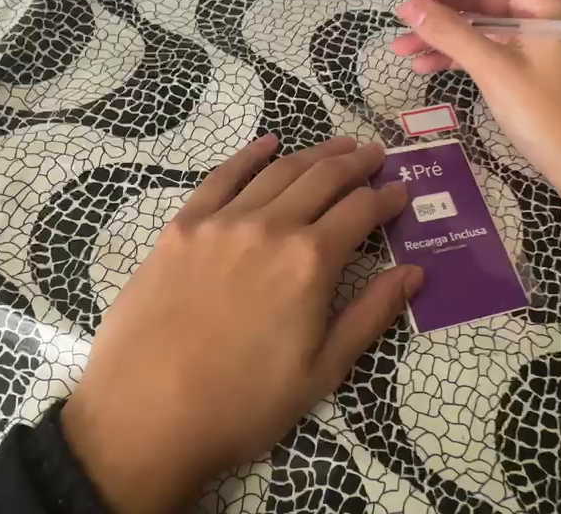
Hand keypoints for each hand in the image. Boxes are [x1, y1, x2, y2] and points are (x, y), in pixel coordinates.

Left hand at [61, 136, 418, 513]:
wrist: (144, 416)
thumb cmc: (242, 404)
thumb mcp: (322, 371)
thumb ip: (371, 314)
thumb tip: (415, 271)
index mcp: (311, 261)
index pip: (361, 211)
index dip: (386, 198)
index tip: (400, 191)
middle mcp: (272, 225)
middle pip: (324, 178)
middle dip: (357, 163)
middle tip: (375, 155)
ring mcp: (224, 219)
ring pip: (280, 170)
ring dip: (315, 153)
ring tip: (338, 145)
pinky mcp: (184, 224)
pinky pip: (223, 176)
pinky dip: (251, 154)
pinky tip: (268, 143)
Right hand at [391, 0, 560, 245]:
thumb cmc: (548, 115)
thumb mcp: (495, 70)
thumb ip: (451, 34)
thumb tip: (409, 7)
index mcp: (545, 4)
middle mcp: (542, 16)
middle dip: (443, 9)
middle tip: (405, 24)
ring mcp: (536, 45)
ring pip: (482, 26)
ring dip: (444, 35)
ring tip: (403, 49)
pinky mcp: (530, 70)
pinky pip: (489, 50)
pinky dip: (460, 55)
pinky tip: (426, 67)